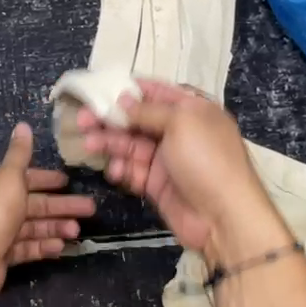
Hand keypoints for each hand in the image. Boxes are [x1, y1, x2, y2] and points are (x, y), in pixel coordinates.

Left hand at [0, 123, 97, 299]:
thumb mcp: (9, 177)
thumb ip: (20, 154)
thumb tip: (22, 124)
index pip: (26, 178)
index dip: (47, 179)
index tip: (68, 182)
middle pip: (34, 203)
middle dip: (61, 205)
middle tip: (90, 209)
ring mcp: (0, 231)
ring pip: (33, 226)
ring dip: (55, 227)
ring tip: (77, 231)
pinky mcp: (3, 254)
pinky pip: (28, 247)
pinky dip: (44, 246)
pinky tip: (61, 247)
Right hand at [76, 81, 274, 255]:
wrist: (224, 217)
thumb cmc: (207, 159)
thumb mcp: (181, 122)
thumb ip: (148, 111)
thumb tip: (122, 100)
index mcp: (191, 109)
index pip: (156, 92)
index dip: (128, 89)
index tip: (99, 89)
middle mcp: (178, 131)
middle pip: (136, 119)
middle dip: (109, 118)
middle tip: (82, 120)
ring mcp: (166, 159)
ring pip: (130, 145)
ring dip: (109, 143)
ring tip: (89, 145)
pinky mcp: (156, 184)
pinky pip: (133, 171)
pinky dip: (121, 169)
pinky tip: (114, 170)